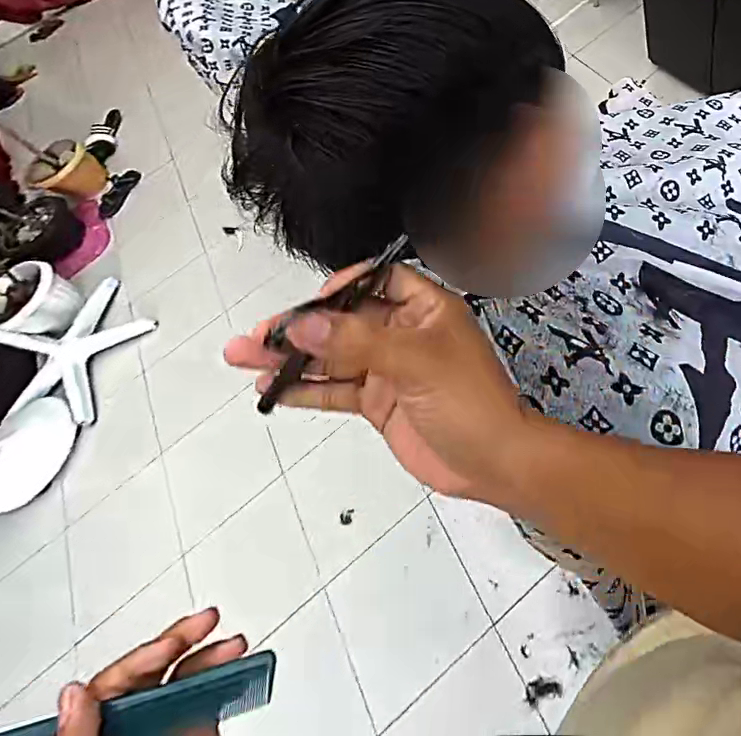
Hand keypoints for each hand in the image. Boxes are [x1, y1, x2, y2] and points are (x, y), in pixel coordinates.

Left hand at [56, 608, 245, 735]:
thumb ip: (80, 734)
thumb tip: (73, 693)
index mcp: (98, 724)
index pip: (114, 680)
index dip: (144, 654)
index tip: (172, 641)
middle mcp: (130, 721)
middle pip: (156, 667)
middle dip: (185, 637)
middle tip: (208, 618)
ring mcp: (164, 724)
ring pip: (189, 677)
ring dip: (215, 653)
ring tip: (235, 644)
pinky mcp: (197, 727)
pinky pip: (213, 695)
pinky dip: (230, 675)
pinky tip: (240, 664)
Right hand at [224, 263, 534, 500]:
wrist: (492, 460)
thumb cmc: (475, 403)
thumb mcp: (418, 361)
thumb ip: (360, 342)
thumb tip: (309, 324)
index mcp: (429, 310)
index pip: (381, 280)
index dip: (345, 285)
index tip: (312, 303)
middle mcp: (408, 334)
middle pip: (347, 320)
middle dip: (304, 326)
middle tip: (260, 336)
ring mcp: (393, 369)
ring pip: (335, 356)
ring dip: (294, 358)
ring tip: (248, 360)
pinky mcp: (381, 401)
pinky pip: (336, 390)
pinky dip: (306, 389)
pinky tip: (275, 389)